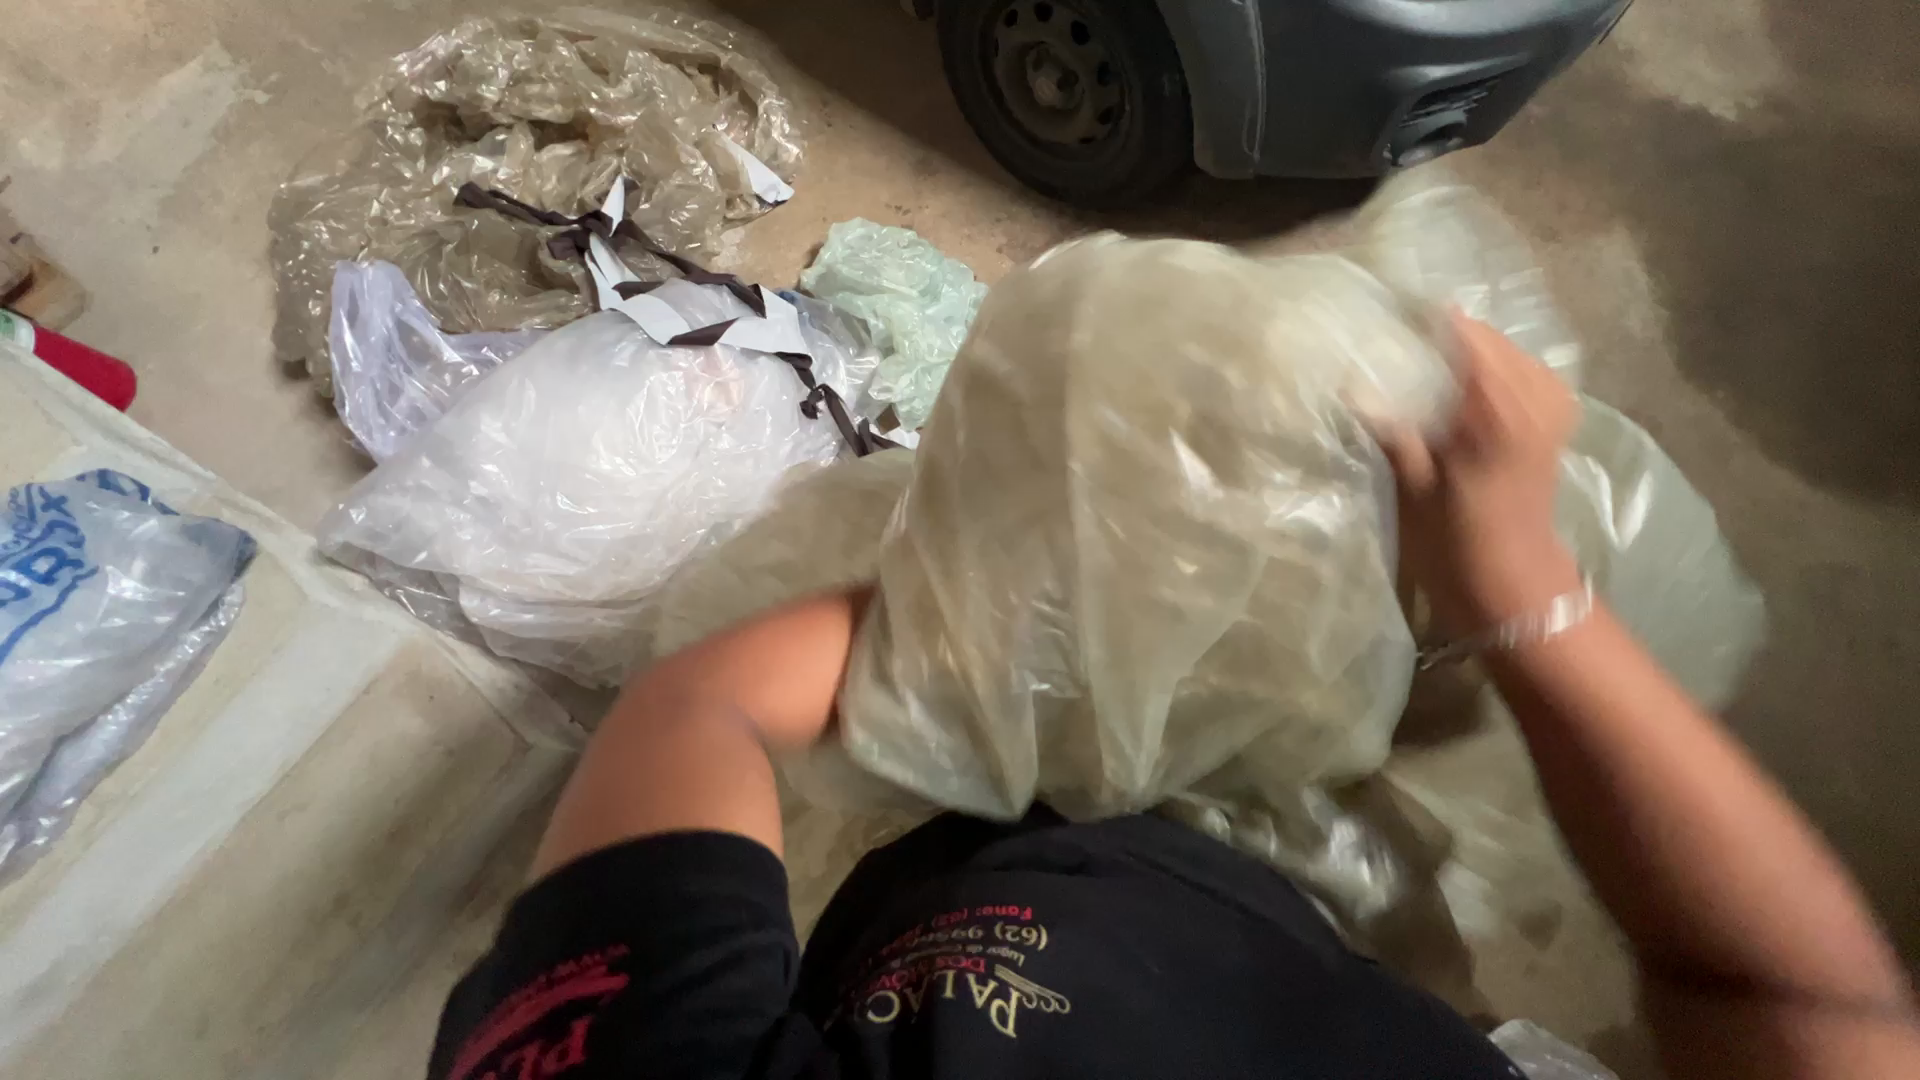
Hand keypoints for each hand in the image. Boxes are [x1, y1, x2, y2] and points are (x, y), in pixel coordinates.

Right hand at [1372, 312, 1581, 638]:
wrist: (1514, 579)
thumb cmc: (1458, 540)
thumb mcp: (1416, 486)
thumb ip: (1393, 430)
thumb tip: (1353, 386)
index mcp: (1500, 414)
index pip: (1468, 341)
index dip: (1431, 322)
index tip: (1391, 311)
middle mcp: (1534, 400)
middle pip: (1492, 341)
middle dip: (1449, 333)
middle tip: (1399, 333)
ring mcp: (1551, 409)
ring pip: (1510, 354)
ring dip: (1470, 349)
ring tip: (1425, 351)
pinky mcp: (1553, 421)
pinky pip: (1524, 373)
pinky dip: (1492, 367)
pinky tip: (1463, 378)